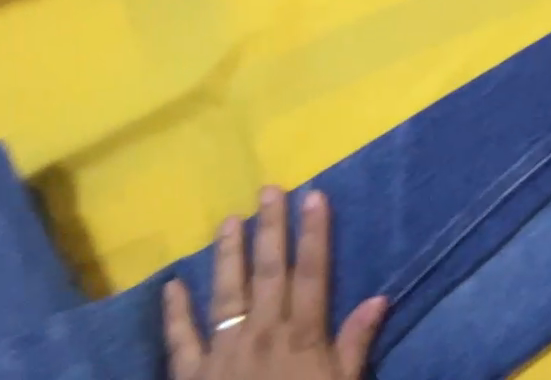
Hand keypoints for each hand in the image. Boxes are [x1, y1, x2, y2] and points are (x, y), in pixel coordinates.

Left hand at [164, 186, 387, 379]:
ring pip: (227, 294)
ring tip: (229, 219)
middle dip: (271, 229)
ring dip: (228, 256)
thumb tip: (379, 298)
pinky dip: (174, 313)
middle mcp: (262, 335)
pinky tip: (172, 285)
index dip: (314, 233)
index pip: (312, 273)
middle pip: (269, 272)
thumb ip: (355, 345)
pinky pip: (180, 342)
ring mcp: (223, 355)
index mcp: (302, 337)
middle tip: (269, 189)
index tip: (315, 195)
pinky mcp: (191, 379)